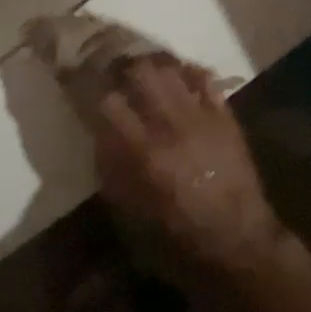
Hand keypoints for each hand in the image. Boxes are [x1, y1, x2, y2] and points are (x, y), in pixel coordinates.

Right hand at [91, 56, 286, 271]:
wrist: (238, 247)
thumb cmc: (176, 240)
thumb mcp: (128, 214)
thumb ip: (109, 167)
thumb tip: (98, 132)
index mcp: (142, 151)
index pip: (106, 100)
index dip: (84, 83)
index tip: (72, 74)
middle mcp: (170, 124)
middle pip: (139, 70)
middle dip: (119, 65)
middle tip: (108, 69)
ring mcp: (201, 116)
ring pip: (171, 67)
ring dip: (150, 64)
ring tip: (140, 69)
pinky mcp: (225, 117)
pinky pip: (204, 77)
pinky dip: (186, 72)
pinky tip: (176, 78)